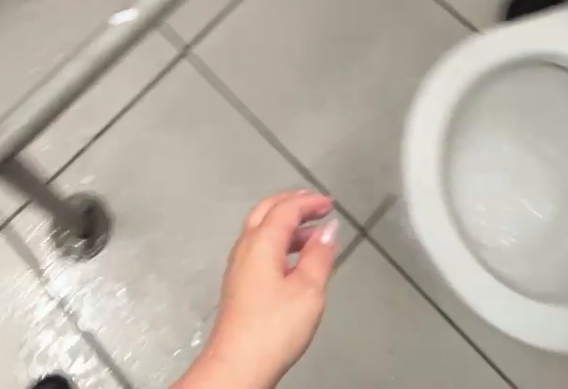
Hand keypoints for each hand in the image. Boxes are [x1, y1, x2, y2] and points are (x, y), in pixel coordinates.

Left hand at [178, 191, 340, 388]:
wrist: (237, 364)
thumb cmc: (274, 326)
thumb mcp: (308, 290)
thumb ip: (320, 256)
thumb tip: (328, 229)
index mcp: (261, 240)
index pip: (286, 208)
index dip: (309, 202)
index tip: (330, 203)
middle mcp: (246, 245)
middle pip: (268, 210)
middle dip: (293, 203)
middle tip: (317, 206)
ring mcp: (239, 263)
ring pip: (262, 229)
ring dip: (287, 224)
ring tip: (313, 235)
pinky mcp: (239, 281)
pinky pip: (260, 246)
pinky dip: (279, 241)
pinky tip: (295, 261)